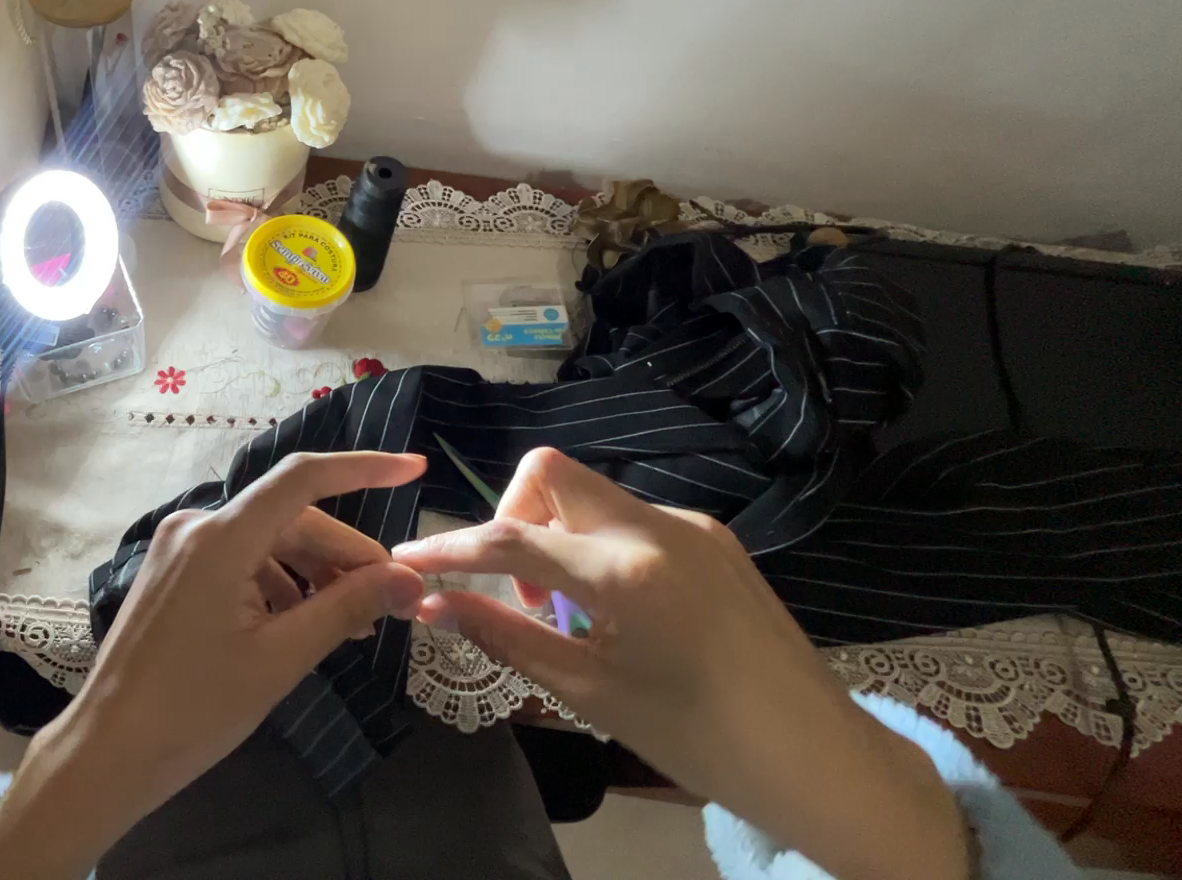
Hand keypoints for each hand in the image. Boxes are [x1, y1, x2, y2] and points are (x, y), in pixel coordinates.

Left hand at [0, 452, 426, 879]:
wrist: (108, 751)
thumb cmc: (194, 709)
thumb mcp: (281, 658)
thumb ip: (347, 608)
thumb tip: (410, 579)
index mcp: (220, 536)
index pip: (303, 478)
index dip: (363, 468)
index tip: (413, 469)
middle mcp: (197, 524)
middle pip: (291, 519)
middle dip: (342, 555)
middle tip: (386, 602)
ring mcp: (180, 546)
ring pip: (268, 541)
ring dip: (312, 573)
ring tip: (348, 623)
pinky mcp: (175, 569)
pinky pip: (241, 559)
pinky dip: (278, 582)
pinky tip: (298, 621)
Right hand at [392, 448, 970, 879]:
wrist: (828, 764)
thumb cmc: (699, 740)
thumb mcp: (588, 691)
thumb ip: (502, 634)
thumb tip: (431, 606)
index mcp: (627, 572)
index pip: (510, 539)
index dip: (449, 548)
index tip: (407, 558)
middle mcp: (658, 526)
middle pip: (548, 471)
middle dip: (509, 515)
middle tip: (517, 585)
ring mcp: (691, 525)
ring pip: (587, 491)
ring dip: (552, 532)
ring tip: (567, 608)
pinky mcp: (712, 536)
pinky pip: (625, 515)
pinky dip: (593, 544)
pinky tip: (613, 605)